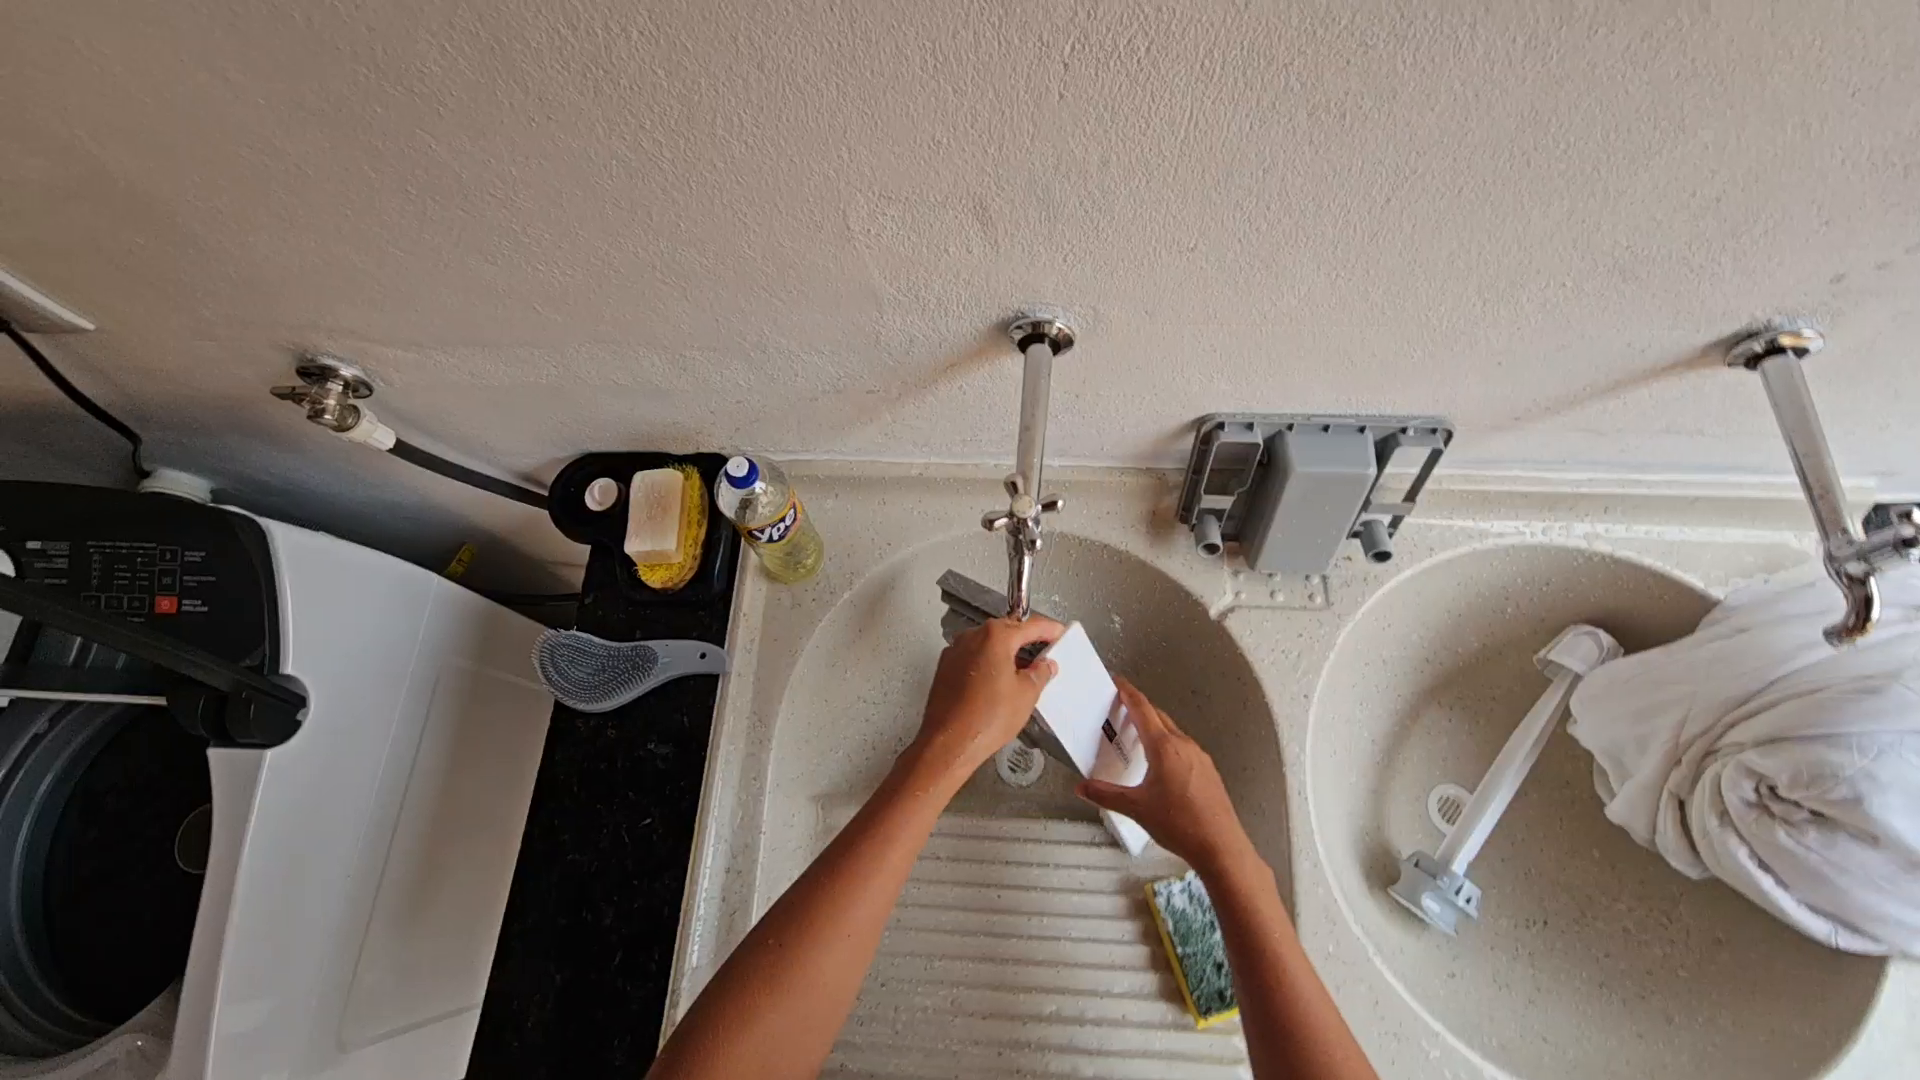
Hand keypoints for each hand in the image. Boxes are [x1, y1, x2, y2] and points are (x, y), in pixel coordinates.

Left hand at [910, 616, 1062, 781]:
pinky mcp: (946, 668)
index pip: (1030, 625)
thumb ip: (1040, 673)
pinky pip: (973, 658)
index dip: (1049, 629)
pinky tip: (997, 683)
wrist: (949, 743)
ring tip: (1022, 673)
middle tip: (1044, 652)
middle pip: (1007, 630)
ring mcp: (955, 652)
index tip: (1057, 632)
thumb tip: (1044, 666)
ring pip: (988, 644)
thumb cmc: (983, 720)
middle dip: (1027, 640)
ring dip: (1006, 653)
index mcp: (995, 637)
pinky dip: (988, 664)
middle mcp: (972, 638)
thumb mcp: (1026, 695)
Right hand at [1076, 679, 1255, 876]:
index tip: (1118, 682)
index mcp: (1164, 747)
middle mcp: (1184, 745)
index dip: (1128, 692)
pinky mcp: (1208, 770)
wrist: (1221, 847)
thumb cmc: (1180, 824)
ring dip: (1154, 727)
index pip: (1142, 708)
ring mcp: (1199, 757)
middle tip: (1121, 707)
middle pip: (1158, 716)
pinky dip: (1168, 744)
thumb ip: (1105, 794)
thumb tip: (1083, 788)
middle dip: (1139, 708)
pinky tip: (1161, 762)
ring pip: (1172, 731)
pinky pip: (1184, 746)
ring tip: (1138, 735)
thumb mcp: (1135, 808)